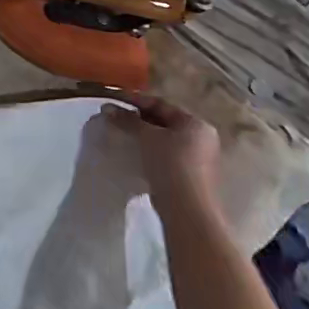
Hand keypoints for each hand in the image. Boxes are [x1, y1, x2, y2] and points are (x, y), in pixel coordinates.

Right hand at [104, 96, 219, 206]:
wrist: (187, 208)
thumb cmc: (170, 164)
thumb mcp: (146, 137)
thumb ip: (127, 120)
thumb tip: (107, 108)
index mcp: (195, 123)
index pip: (161, 104)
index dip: (136, 101)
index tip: (114, 101)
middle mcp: (201, 138)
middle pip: (164, 121)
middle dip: (138, 119)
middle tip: (115, 117)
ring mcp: (198, 158)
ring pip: (164, 139)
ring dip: (143, 135)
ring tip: (121, 134)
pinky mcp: (190, 175)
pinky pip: (166, 155)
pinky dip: (150, 151)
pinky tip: (134, 153)